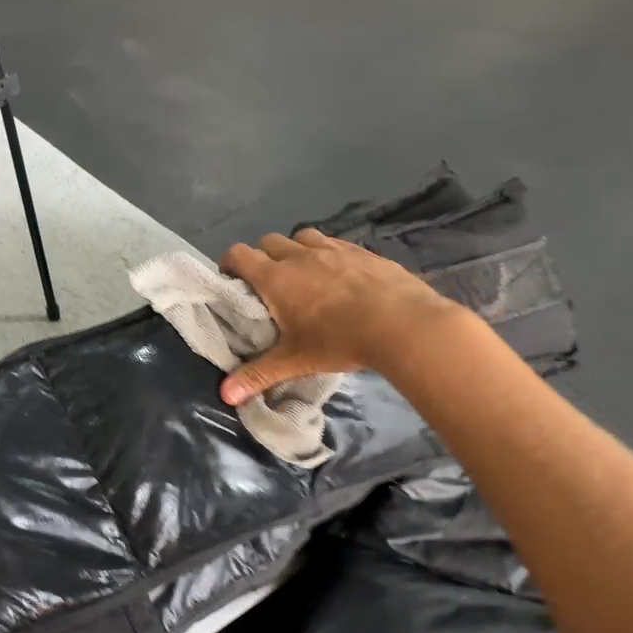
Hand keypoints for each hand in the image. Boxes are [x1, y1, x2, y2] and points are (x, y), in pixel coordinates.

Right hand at [218, 228, 469, 405]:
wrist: (406, 326)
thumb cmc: (341, 341)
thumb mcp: (295, 361)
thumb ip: (258, 375)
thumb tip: (226, 396)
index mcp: (276, 278)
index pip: (239, 254)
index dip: (230, 263)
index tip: (232, 280)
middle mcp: (300, 256)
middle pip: (269, 241)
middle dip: (263, 256)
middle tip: (268, 282)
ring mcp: (334, 250)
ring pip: (302, 237)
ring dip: (296, 249)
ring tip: (303, 273)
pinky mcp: (364, 252)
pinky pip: (335, 243)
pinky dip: (328, 253)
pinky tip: (339, 275)